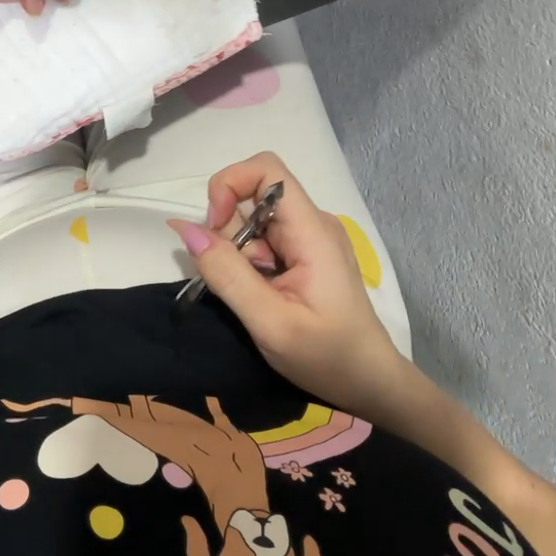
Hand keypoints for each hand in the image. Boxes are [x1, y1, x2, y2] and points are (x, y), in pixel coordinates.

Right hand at [169, 153, 406, 411]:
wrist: (371, 386)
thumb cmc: (328, 358)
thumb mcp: (270, 324)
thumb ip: (227, 275)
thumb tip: (185, 227)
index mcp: (312, 231)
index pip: (266, 168)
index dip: (230, 185)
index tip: (215, 229)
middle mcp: (312, 223)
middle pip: (254, 194)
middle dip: (227, 228)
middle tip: (230, 277)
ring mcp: (309, 239)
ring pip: (253, 220)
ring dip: (236, 250)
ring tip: (251, 295)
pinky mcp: (303, 255)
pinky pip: (261, 240)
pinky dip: (246, 262)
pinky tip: (259, 295)